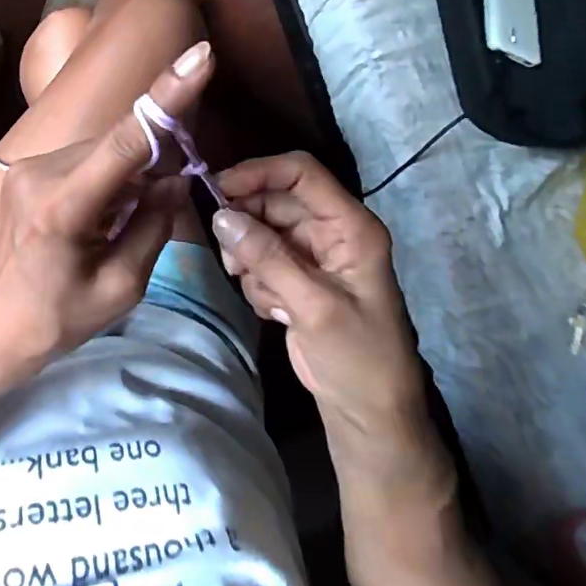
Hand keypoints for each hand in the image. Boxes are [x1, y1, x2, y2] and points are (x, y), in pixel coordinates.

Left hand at [0, 41, 215, 386]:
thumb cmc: (60, 316)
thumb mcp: (121, 285)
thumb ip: (152, 225)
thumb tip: (174, 179)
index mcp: (63, 207)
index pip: (123, 142)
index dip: (165, 98)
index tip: (198, 56)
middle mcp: (40, 172)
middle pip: (116, 144)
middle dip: (149, 162)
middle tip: (158, 204)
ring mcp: (28, 166)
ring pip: (101, 149)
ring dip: (125, 173)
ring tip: (114, 224)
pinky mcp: (26, 167)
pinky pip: (83, 158)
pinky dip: (105, 176)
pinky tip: (97, 214)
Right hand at [211, 153, 447, 494]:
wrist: (367, 412)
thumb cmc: (358, 357)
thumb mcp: (314, 306)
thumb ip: (267, 258)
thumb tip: (221, 215)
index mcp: (350, 226)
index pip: (301, 173)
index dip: (259, 172)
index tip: (218, 189)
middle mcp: (330, 231)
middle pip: (273, 199)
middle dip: (246, 224)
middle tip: (229, 257)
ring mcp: (310, 254)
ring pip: (259, 228)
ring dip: (248, 257)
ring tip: (262, 293)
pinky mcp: (294, 276)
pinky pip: (258, 257)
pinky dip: (254, 278)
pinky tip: (272, 309)